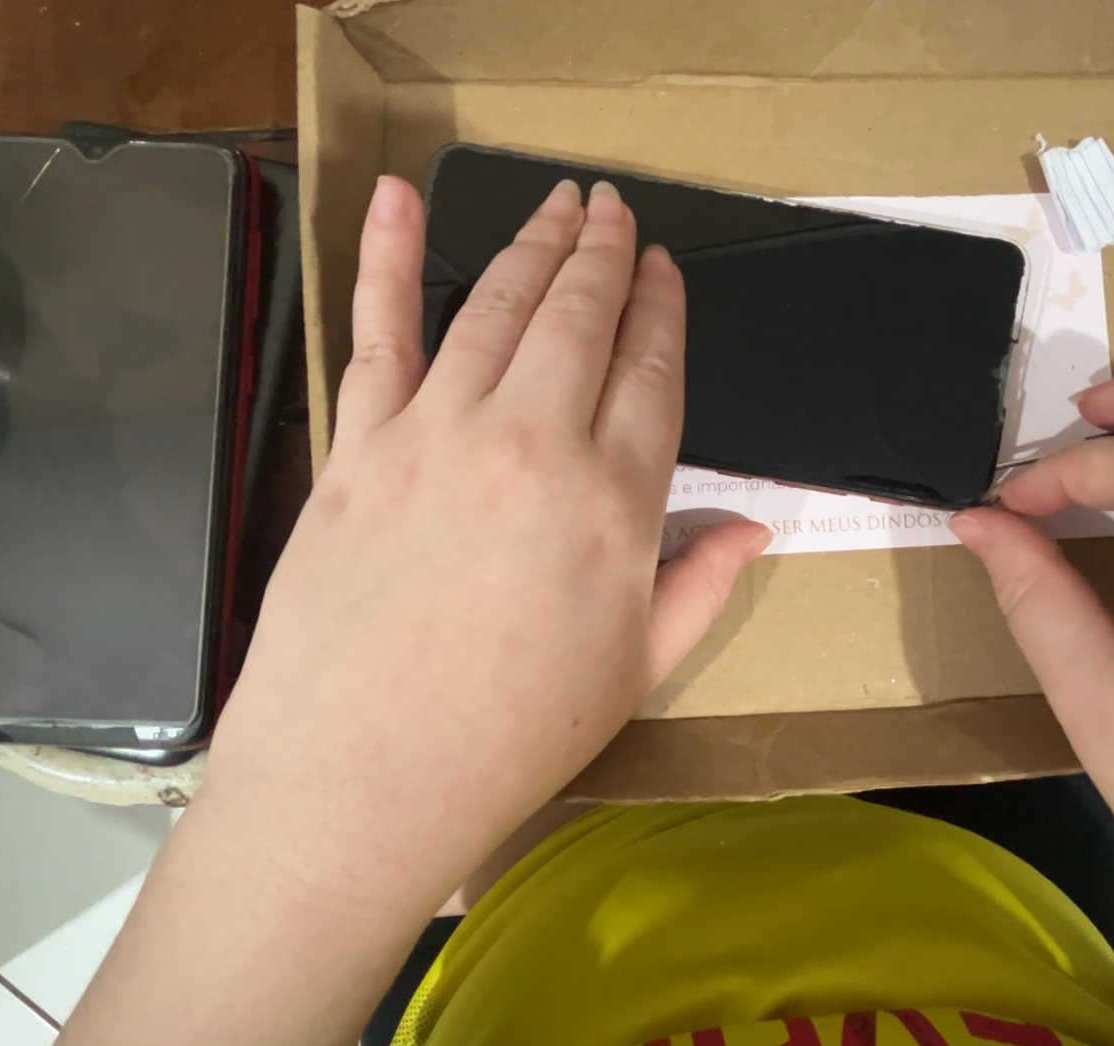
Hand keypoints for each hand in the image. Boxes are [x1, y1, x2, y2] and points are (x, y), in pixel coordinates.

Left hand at [209, 177, 767, 886]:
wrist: (364, 780)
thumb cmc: (514, 737)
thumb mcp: (637, 669)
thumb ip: (700, 584)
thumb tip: (754, 527)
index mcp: (613, 503)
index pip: (653, 375)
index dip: (664, 314)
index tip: (668, 272)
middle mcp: (531, 446)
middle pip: (580, 320)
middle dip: (606, 255)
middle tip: (616, 210)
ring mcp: (436, 436)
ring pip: (498, 309)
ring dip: (534, 247)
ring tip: (557, 204)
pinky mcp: (359, 447)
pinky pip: (378, 332)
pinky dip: (389, 258)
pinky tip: (402, 198)